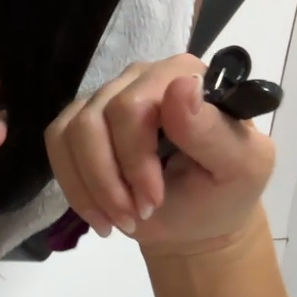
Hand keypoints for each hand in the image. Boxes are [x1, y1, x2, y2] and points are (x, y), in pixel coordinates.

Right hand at [46, 55, 273, 256]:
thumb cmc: (221, 193)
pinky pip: (55, 146)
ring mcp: (101, 100)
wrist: (192, 221)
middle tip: (138, 214)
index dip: (135, 157)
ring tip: (121, 219)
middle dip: (110, 179)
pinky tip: (99, 213)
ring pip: (70, 134)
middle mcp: (138, 78)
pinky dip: (74, 188)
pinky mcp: (74, 125)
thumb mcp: (241, 168)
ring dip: (91, 188)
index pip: (134, 104)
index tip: (154, 200)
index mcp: (183, 76)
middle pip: (95, 120)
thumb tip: (182, 86)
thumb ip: (214, 129)